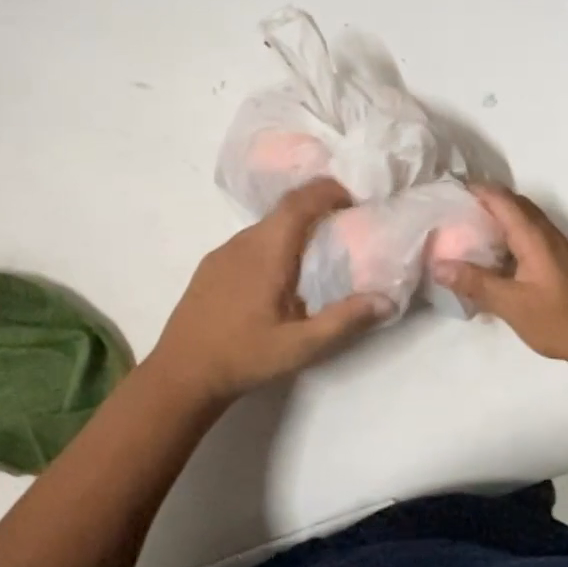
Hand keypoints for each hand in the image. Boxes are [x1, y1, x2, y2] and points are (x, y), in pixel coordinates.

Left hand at [150, 179, 391, 401]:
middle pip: (284, 213)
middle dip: (319, 212)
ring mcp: (222, 255)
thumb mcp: (302, 345)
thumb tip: (387, 301)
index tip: (358, 198)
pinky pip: (252, 245)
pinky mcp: (212, 270)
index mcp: (266, 253)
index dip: (328, 191)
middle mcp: (241, 244)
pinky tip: (286, 280)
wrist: (181, 375)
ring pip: (267, 230)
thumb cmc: (244, 357)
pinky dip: (277, 248)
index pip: (299, 203)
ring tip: (323, 257)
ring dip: (297, 232)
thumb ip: (346, 320)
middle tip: (350, 230)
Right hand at [431, 184, 567, 365]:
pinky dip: (508, 239)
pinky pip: (529, 238)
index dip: (473, 191)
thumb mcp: (510, 303)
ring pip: (522, 221)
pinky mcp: (558, 263)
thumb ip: (475, 282)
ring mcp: (555, 248)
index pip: (500, 198)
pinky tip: (493, 261)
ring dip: (497, 222)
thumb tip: (438, 265)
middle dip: (483, 204)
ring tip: (466, 236)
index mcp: (534, 236)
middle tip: (452, 216)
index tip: (445, 196)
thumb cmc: (557, 320)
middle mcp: (546, 234)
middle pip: (513, 204)